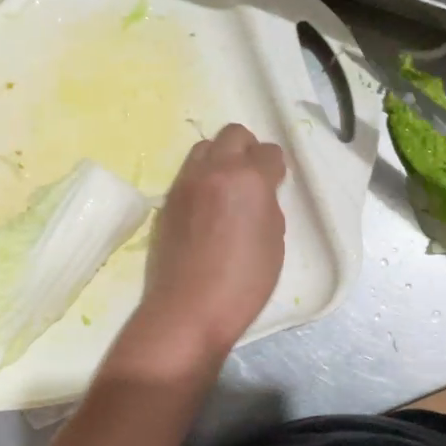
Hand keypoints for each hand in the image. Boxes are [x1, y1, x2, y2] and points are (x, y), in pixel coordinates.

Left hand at [132, 123, 286, 364]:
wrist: (188, 310)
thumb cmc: (243, 283)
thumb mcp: (274, 243)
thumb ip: (268, 207)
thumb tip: (260, 196)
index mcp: (248, 179)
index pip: (268, 152)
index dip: (276, 168)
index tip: (277, 184)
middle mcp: (213, 171)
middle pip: (233, 135)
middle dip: (248, 149)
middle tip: (254, 178)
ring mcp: (184, 185)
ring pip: (204, 149)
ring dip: (220, 160)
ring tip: (228, 191)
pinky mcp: (167, 203)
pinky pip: (188, 176)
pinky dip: (202, 181)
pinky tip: (208, 211)